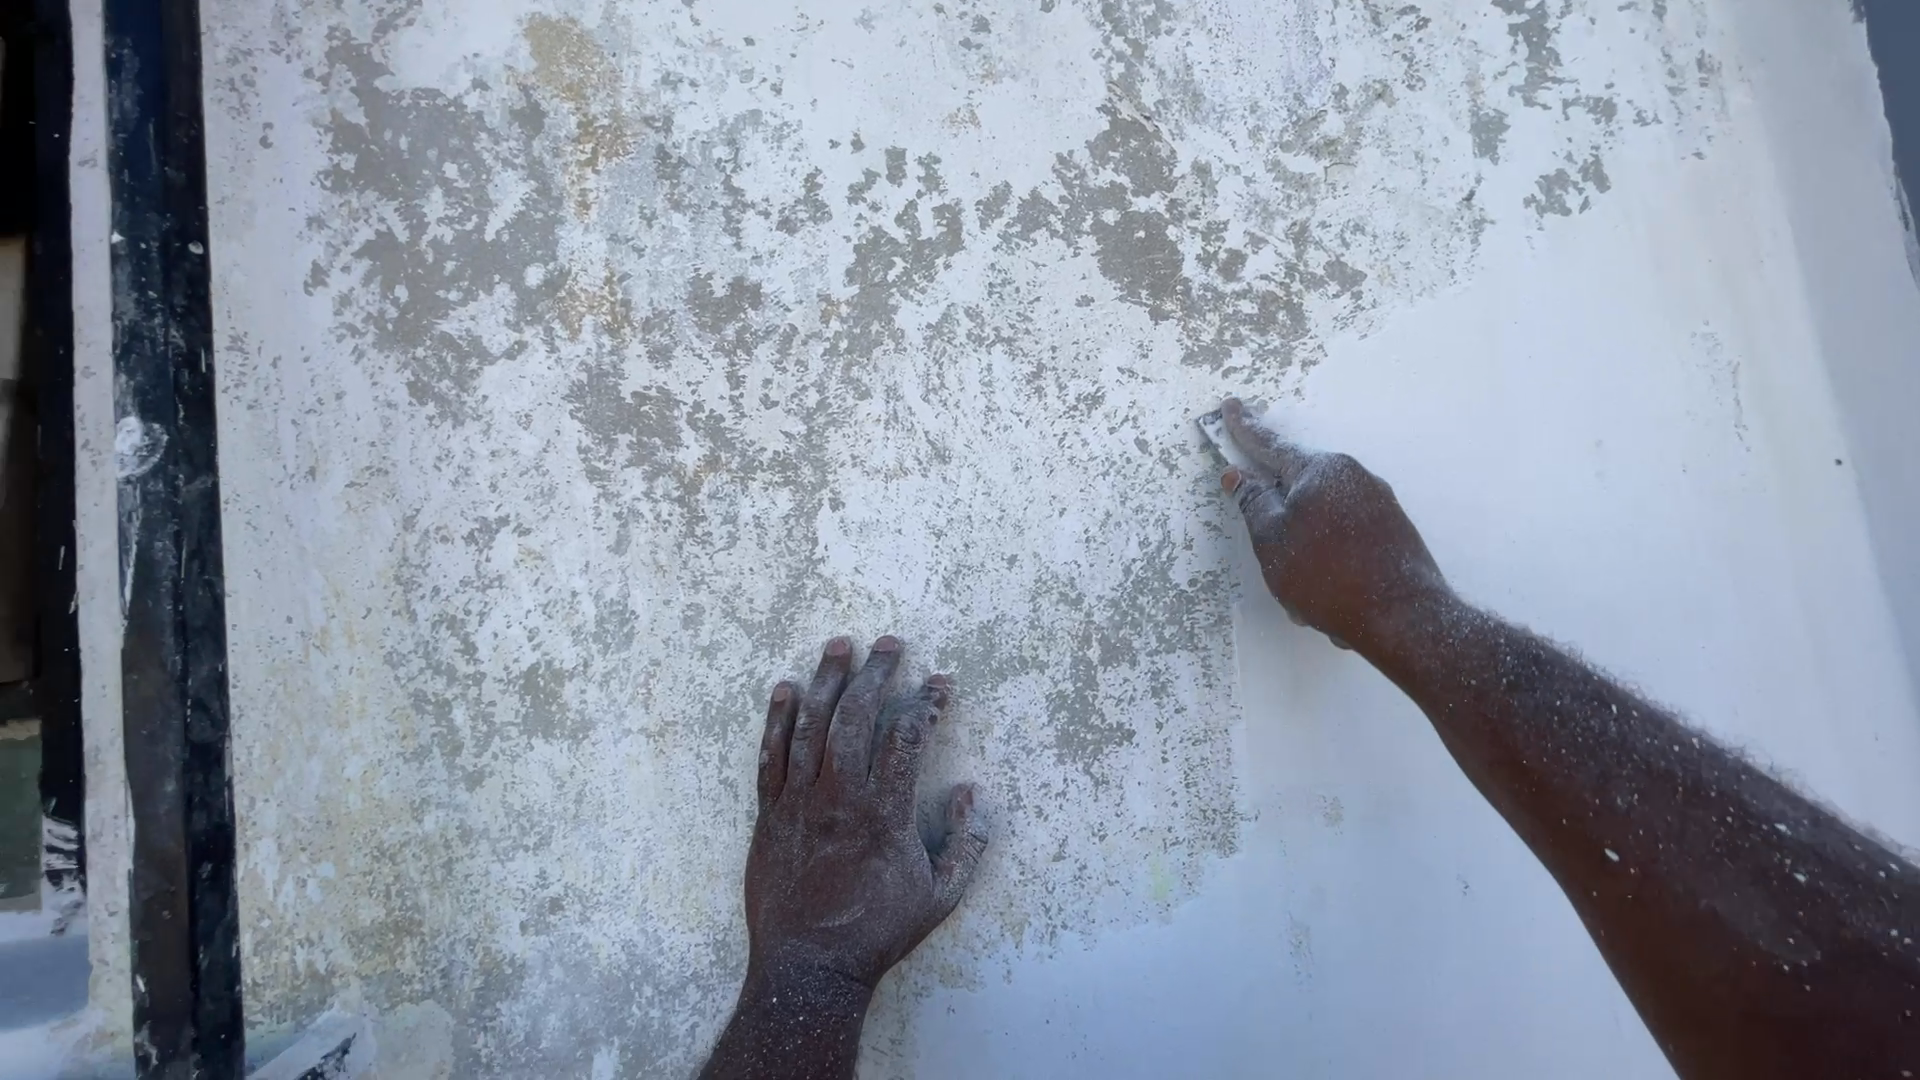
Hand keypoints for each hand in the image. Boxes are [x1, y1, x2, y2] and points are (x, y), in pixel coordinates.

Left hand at [745, 635, 986, 991]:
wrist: (808, 971)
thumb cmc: (877, 933)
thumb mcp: (940, 898)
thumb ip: (966, 844)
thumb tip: (973, 793)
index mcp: (885, 816)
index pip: (908, 739)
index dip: (927, 703)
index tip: (941, 683)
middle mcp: (841, 799)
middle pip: (857, 718)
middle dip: (876, 674)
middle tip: (889, 644)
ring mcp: (800, 803)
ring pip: (812, 727)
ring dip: (827, 681)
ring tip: (840, 645)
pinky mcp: (770, 814)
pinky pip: (770, 756)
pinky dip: (777, 719)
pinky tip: (785, 689)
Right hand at [1217, 397, 1449, 654]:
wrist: (1402, 618)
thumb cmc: (1324, 573)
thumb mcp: (1271, 538)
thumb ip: (1252, 502)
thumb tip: (1238, 474)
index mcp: (1322, 470)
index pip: (1272, 445)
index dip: (1245, 429)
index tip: (1231, 407)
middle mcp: (1355, 478)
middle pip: (1299, 486)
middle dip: (1277, 516)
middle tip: (1268, 550)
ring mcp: (1379, 505)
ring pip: (1319, 520)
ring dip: (1300, 549)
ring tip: (1297, 590)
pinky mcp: (1392, 533)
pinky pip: (1342, 539)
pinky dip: (1324, 560)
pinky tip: (1322, 595)